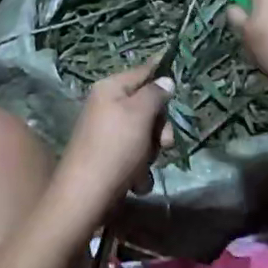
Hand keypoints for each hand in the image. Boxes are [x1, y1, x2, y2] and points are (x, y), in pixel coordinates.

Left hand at [51, 64, 175, 222]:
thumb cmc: (115, 147)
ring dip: (150, 154)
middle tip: (163, 143)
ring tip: (142, 167)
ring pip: (144, 135)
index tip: (180, 81)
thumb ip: (155, 94)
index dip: (162, 76)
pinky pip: (133, 156)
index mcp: (110, 88)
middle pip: (147, 108)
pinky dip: (138, 170)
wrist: (86, 194)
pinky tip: (135, 182)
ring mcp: (107, 132)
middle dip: (158, 129)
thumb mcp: (140, 114)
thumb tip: (165, 79)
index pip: (142, 72)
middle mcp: (106, 106)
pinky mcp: (108, 156)